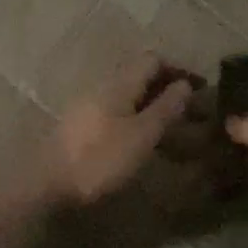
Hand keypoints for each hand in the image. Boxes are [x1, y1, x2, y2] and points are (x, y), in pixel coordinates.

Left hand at [41, 53, 193, 205]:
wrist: (46, 186)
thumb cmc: (99, 158)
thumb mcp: (141, 135)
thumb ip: (165, 108)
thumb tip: (185, 84)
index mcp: (120, 82)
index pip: (153, 60)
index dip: (178, 70)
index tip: (200, 89)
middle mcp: (104, 86)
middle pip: (140, 76)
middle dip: (167, 88)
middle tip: (191, 111)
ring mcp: (89, 105)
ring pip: (129, 95)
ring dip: (153, 105)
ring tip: (172, 128)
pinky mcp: (81, 126)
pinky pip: (117, 111)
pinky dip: (137, 118)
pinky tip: (142, 140)